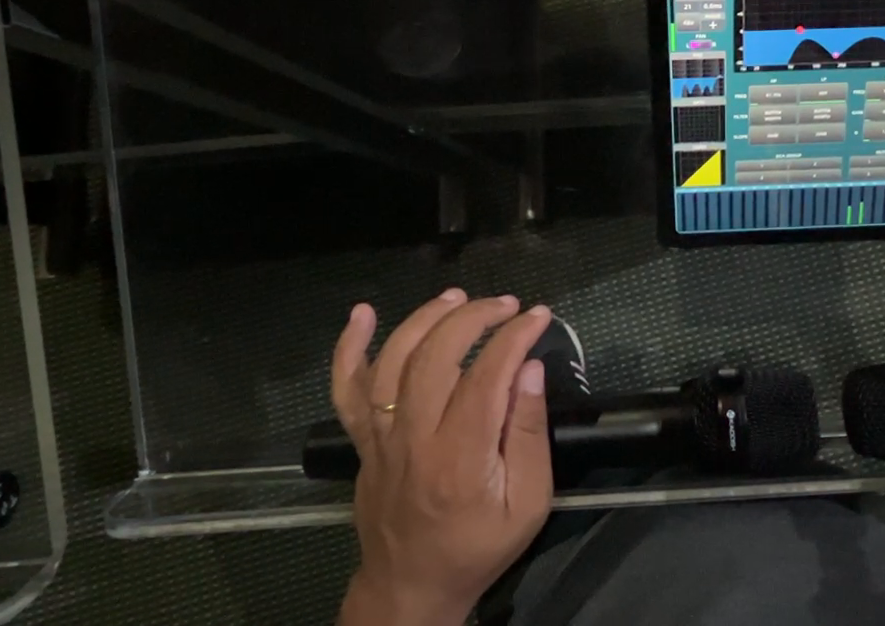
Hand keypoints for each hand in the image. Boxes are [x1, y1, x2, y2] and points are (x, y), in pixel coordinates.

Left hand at [331, 291, 554, 625]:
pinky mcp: (362, 440)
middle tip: (507, 305)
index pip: (487, 375)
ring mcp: (381, 436)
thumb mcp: (528, 502)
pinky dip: (349, 348)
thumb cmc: (478, 545)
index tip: (538, 315)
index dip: (515, 336)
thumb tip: (530, 370)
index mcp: (461, 455)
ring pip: (394, 361)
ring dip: (425, 318)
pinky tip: (362, 313)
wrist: (411, 588)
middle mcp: (415, 437)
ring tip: (458, 297)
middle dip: (475, 317)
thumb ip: (530, 435)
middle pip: (437, 356)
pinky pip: (347, 389)